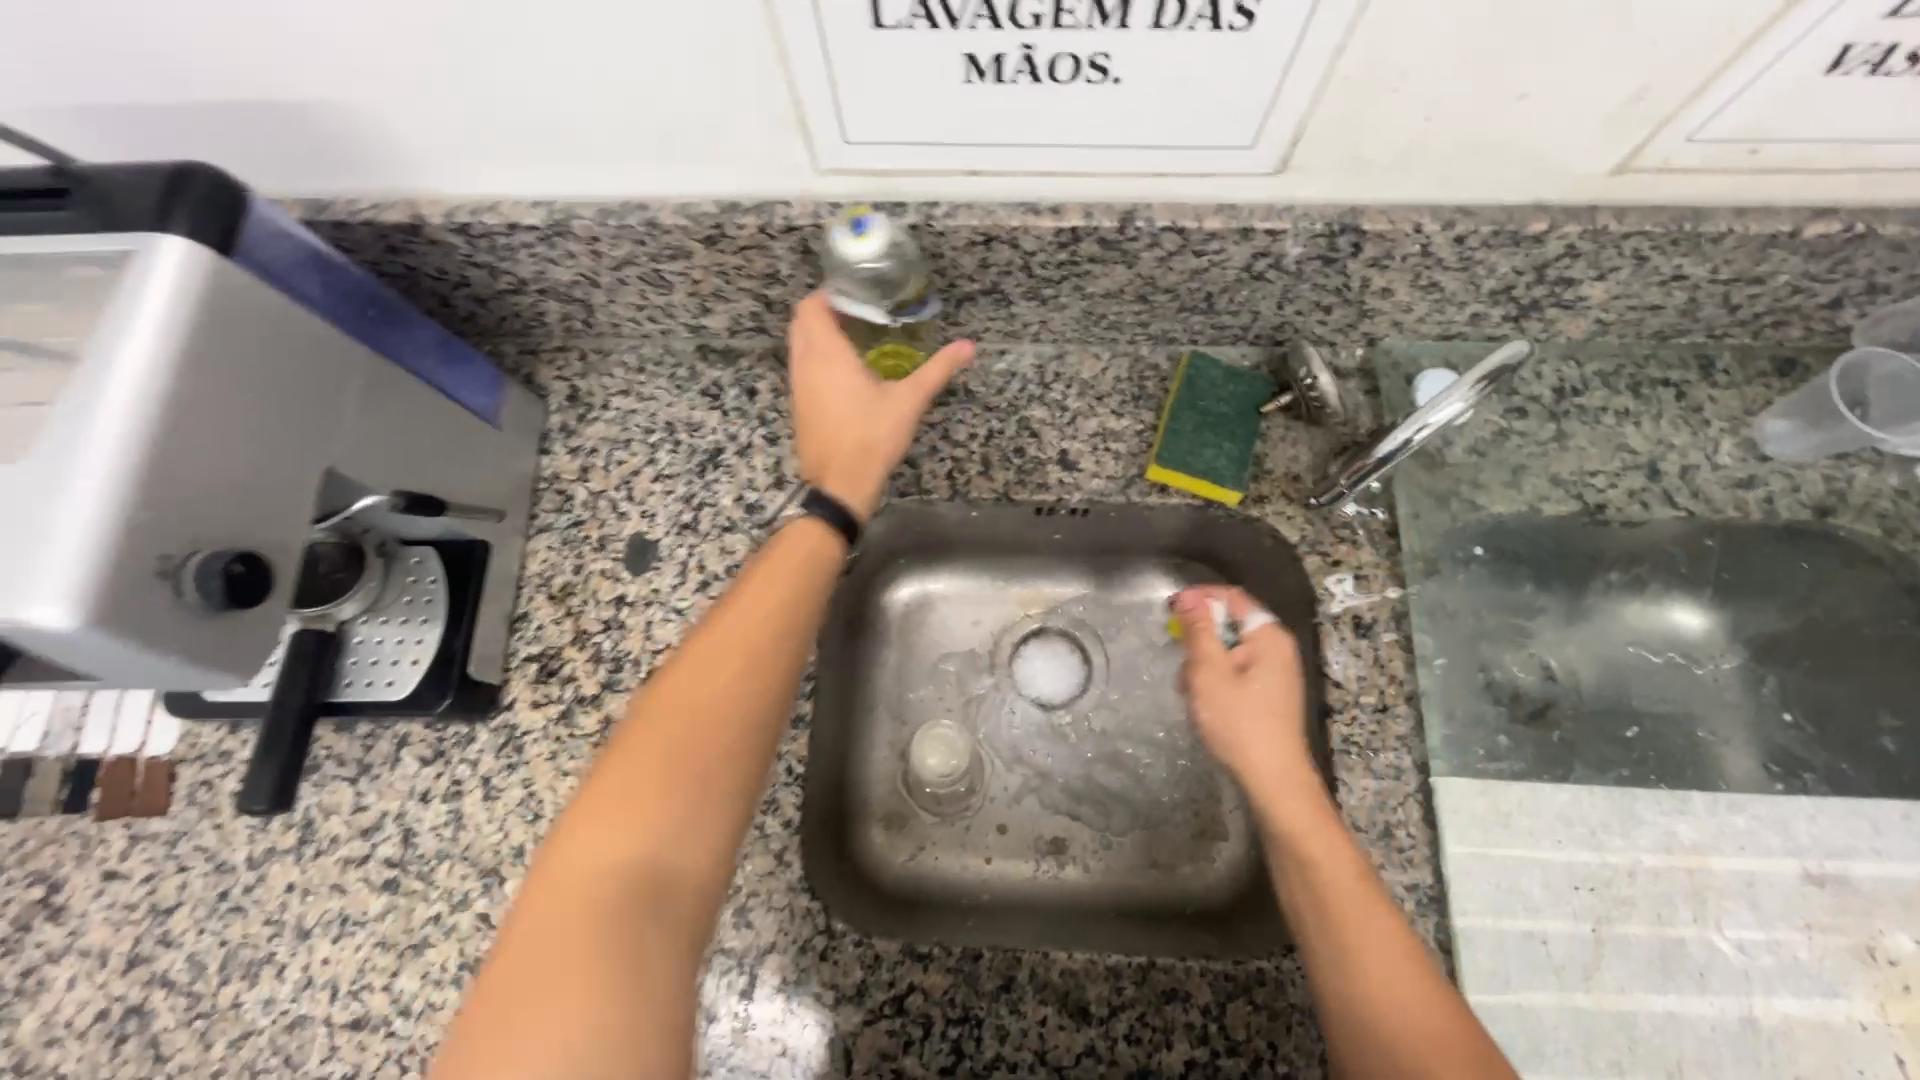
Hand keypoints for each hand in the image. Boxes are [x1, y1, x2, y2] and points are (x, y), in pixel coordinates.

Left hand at [785, 292, 975, 518]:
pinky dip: (815, 359)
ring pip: (798, 346)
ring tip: (853, 339)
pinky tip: (844, 374)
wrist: (839, 485)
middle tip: (858, 314)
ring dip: (818, 336)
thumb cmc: (872, 438)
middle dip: (825, 312)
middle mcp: (805, 364)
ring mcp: (798, 386)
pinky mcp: (799, 406)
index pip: (811, 306)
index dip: (830, 294)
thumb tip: (968, 346)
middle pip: (801, 322)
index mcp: (827, 354)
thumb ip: (938, 369)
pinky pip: (801, 368)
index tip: (858, 296)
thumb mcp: (910, 401)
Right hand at [1173, 585, 1320, 811]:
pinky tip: (1204, 705)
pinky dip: (1214, 682)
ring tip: (1190, 693)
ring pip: (1227, 652)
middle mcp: (1276, 648)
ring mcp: (1274, 672)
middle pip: (1228, 625)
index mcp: (1268, 636)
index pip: (1232, 597)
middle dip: (1199, 642)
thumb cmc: (1239, 722)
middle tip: (1181, 665)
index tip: (1168, 610)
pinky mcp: (1267, 693)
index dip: (1199, 598)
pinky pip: (1234, 672)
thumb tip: (1188, 597)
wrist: (1272, 777)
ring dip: (1203, 666)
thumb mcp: (1209, 672)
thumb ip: (1198, 631)